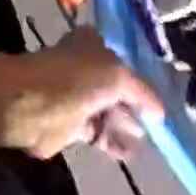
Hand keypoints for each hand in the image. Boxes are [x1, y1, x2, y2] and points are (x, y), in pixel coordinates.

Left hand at [0, 30, 163, 159]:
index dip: (139, 76)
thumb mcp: (118, 75)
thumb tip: (159, 110)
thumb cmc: (77, 78)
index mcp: (92, 42)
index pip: (121, 57)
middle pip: (116, 86)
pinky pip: (99, 132)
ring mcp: (77, 94)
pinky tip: (129, 152)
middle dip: (134, 104)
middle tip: (153, 123)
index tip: (158, 96)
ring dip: (125, 124)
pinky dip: (113, 141)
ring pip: (108, 110)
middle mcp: (85, 65)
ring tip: (142, 139)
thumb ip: (141, 91)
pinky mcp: (72, 122)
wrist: (36, 104)